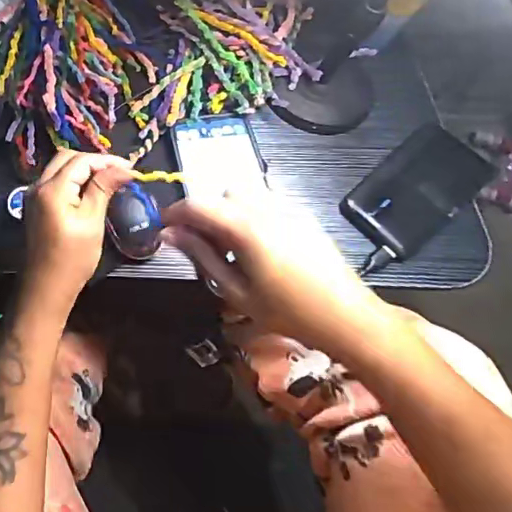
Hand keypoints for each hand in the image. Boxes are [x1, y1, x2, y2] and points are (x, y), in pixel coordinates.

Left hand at [24, 150, 133, 305]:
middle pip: (68, 158)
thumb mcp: (92, 222)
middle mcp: (38, 185)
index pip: (81, 161)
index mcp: (52, 189)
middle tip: (119, 172)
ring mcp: (34, 195)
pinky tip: (91, 188)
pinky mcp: (36, 204)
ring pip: (60, 167)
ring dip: (84, 168)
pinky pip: (56, 180)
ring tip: (109, 178)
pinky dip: (74, 178)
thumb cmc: (72, 259)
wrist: (45, 288)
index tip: (130, 169)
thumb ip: (103, 189)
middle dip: (94, 161)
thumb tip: (123, 169)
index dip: (107, 161)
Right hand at [162, 191, 405, 351]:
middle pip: (220, 194)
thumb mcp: (236, 291)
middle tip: (201, 246)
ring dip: (228, 211)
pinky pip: (266, 201)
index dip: (174, 213)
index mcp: (244, 226)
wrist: (348, 317)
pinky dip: (251, 213)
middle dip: (204, 213)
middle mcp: (264, 207)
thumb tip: (170, 234)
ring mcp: (286, 206)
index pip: (196, 204)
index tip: (164, 229)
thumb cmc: (288, 312)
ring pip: (244, 193)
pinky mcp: (302, 212)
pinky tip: (259, 245)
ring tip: (231, 246)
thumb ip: (201, 257)